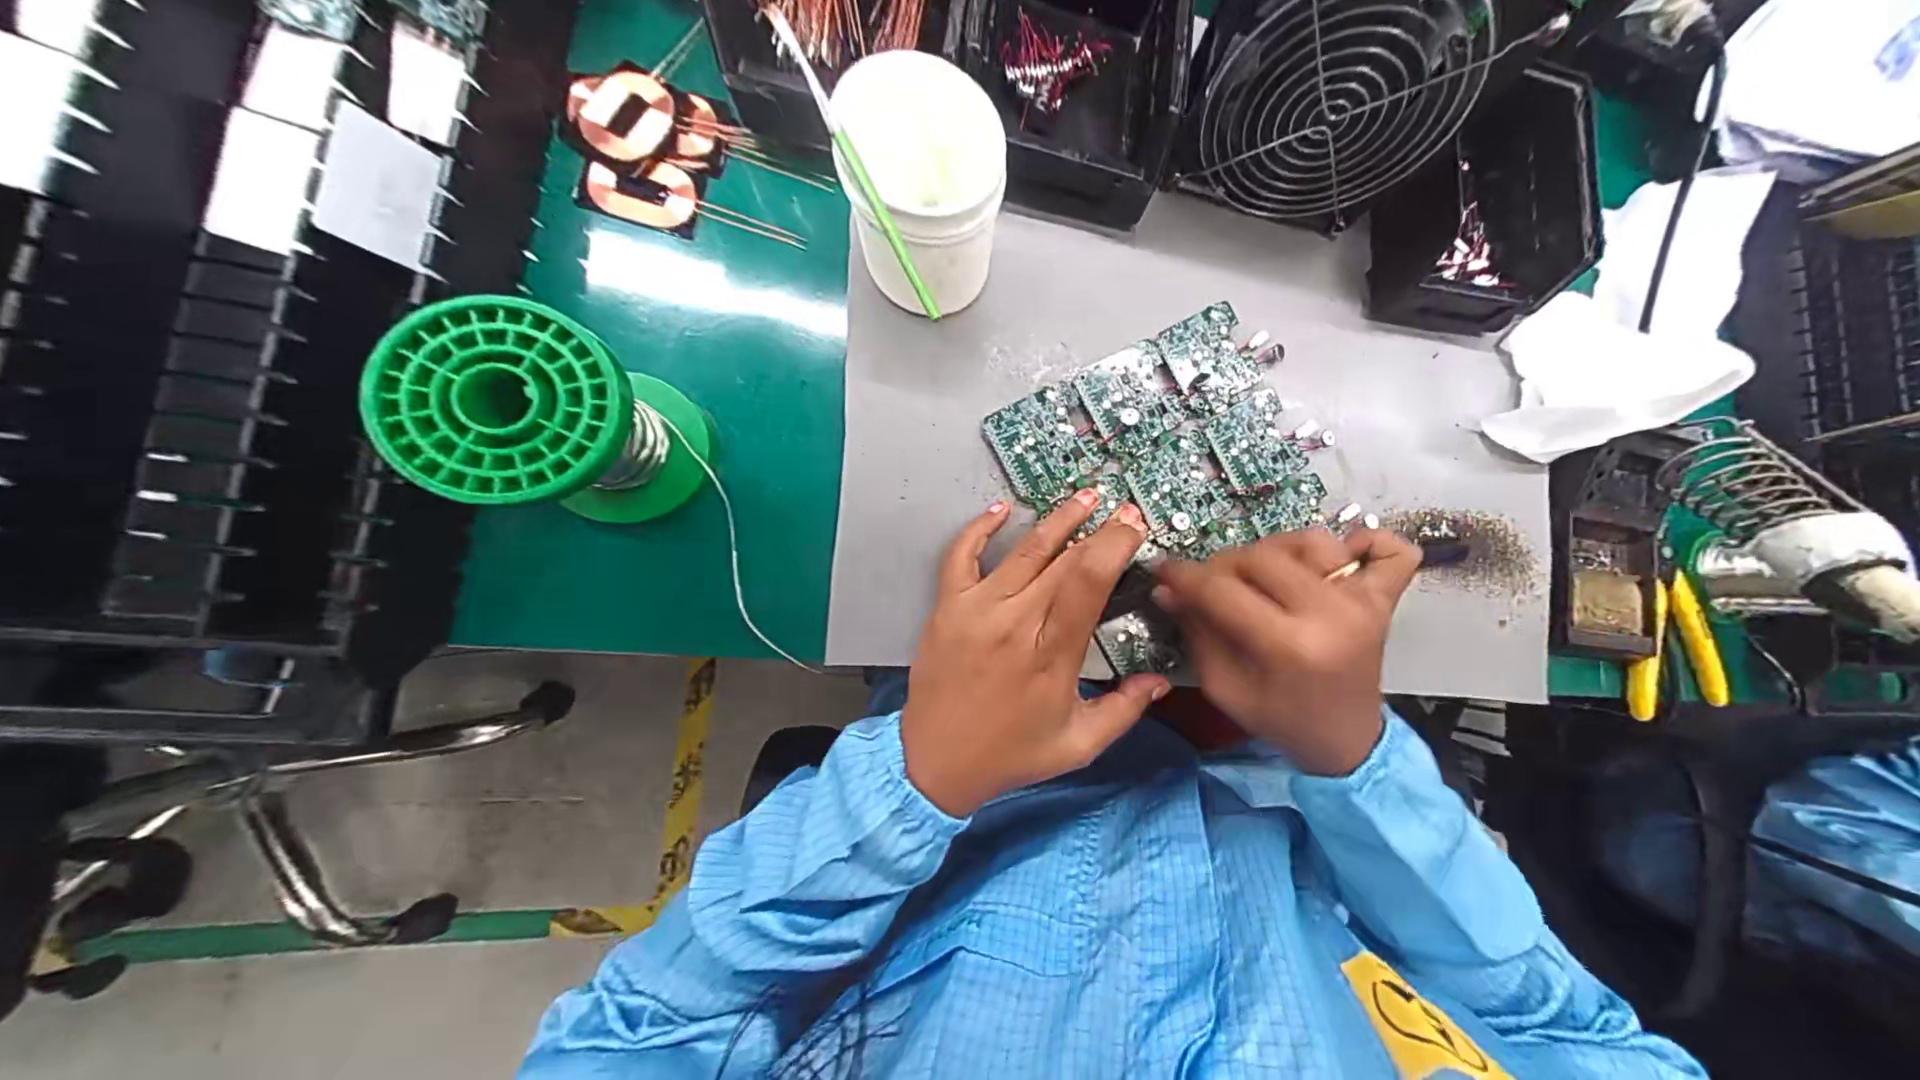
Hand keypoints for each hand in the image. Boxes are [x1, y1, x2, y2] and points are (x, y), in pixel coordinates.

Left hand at [902, 492, 1170, 815]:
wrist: (935, 761)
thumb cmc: (1009, 755)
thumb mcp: (1078, 745)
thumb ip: (1124, 711)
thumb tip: (1160, 681)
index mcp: (1052, 654)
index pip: (1089, 583)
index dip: (1114, 546)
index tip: (1133, 526)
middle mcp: (1015, 622)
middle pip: (1064, 561)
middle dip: (1099, 530)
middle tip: (1121, 510)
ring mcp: (976, 610)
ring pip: (1023, 551)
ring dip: (1057, 520)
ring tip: (1084, 497)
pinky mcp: (946, 607)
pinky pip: (961, 556)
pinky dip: (979, 529)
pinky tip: (1001, 509)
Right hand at [1155, 528, 1420, 775]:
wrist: (1345, 741)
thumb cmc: (1279, 719)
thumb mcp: (1223, 687)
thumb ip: (1197, 632)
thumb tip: (1168, 588)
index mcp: (1288, 646)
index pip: (1222, 589)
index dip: (1183, 575)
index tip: (1163, 571)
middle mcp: (1331, 614)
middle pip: (1260, 556)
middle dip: (1222, 564)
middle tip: (1210, 584)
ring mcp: (1364, 603)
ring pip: (1310, 541)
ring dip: (1274, 550)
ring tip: (1261, 576)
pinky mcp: (1384, 600)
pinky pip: (1392, 551)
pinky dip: (1364, 542)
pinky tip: (1335, 558)